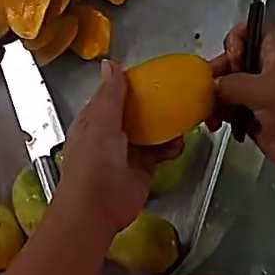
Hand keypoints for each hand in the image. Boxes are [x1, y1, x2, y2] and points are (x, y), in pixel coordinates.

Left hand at [53, 61, 183, 234]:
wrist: (96, 210)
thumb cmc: (92, 165)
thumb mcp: (100, 123)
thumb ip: (109, 95)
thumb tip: (110, 64)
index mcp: (94, 119)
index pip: (114, 95)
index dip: (132, 84)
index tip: (155, 74)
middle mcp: (110, 133)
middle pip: (136, 112)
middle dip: (154, 104)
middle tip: (176, 94)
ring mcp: (127, 151)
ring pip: (151, 131)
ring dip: (167, 125)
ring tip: (182, 119)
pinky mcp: (143, 168)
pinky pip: (160, 151)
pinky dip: (171, 146)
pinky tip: (178, 144)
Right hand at [209, 25, 274, 177]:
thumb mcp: (261, 89)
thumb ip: (231, 84)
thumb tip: (213, 86)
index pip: (250, 31)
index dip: (235, 41)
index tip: (232, 58)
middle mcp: (266, 69)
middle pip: (232, 61)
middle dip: (217, 74)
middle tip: (208, 87)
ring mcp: (259, 94)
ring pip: (227, 88)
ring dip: (214, 98)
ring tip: (209, 111)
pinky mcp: (253, 116)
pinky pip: (229, 110)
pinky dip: (219, 115)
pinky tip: (214, 123)